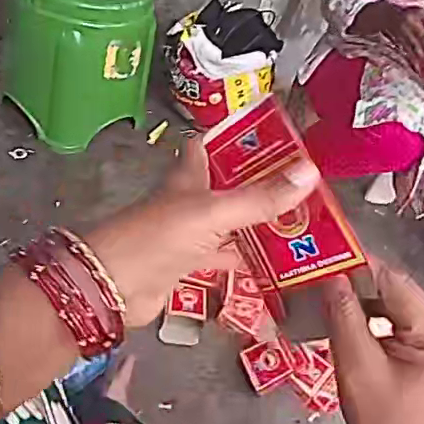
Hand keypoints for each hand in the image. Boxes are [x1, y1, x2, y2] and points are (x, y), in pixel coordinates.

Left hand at [86, 139, 316, 327]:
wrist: (113, 286)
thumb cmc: (159, 237)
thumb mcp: (215, 213)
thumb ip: (260, 198)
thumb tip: (309, 171)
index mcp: (190, 175)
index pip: (211, 144)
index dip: (235, 136)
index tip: (271, 136)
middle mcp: (190, 199)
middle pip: (228, 184)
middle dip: (259, 183)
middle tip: (300, 183)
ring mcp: (188, 232)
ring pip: (229, 221)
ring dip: (257, 221)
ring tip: (298, 220)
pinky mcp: (188, 263)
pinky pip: (224, 257)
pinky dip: (246, 259)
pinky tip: (272, 262)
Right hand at [321, 263, 423, 423]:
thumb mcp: (358, 369)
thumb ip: (344, 316)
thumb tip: (328, 274)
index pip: (393, 280)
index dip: (355, 265)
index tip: (321, 253)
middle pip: (395, 291)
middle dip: (355, 286)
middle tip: (315, 277)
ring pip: (395, 306)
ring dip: (362, 304)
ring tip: (324, 298)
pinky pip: (399, 323)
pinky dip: (373, 322)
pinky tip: (346, 322)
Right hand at [353, 2, 423, 75]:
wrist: (382, 15)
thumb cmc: (408, 16)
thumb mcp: (421, 16)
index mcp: (419, 14)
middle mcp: (409, 22)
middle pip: (421, 37)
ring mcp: (401, 31)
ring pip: (412, 46)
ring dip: (421, 58)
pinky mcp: (395, 39)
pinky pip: (404, 51)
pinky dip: (411, 60)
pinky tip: (416, 68)